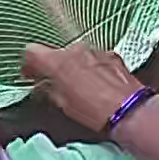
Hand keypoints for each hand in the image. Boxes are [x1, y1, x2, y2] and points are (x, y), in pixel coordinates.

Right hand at [21, 43, 146, 132]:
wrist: (129, 110)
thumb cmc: (91, 111)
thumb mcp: (60, 104)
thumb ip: (46, 89)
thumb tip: (41, 85)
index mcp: (56, 60)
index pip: (30, 51)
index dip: (29, 65)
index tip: (31, 76)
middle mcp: (74, 48)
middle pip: (55, 52)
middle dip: (53, 66)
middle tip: (56, 84)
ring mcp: (94, 49)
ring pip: (75, 53)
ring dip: (73, 65)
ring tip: (80, 86)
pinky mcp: (111, 54)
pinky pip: (93, 57)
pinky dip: (91, 66)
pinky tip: (97, 83)